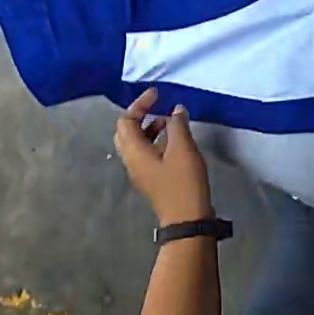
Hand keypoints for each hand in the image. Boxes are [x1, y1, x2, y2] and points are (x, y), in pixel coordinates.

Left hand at [114, 89, 213, 224]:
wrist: (187, 219)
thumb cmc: (182, 182)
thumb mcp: (182, 148)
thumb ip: (177, 124)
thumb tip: (176, 110)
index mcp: (134, 151)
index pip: (126, 120)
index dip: (140, 104)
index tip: (157, 95)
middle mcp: (132, 161)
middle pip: (126, 132)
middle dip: (140, 115)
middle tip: (157, 106)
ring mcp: (141, 172)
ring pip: (137, 143)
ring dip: (149, 128)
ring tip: (170, 121)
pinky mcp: (152, 179)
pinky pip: (147, 153)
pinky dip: (156, 140)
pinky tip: (175, 140)